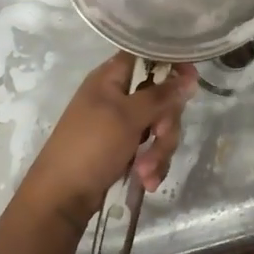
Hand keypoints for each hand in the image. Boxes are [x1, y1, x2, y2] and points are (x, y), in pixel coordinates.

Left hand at [17, 53, 198, 226]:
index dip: (171, 64)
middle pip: (161, 96)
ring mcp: (121, 124)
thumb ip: (160, 95)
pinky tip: (147, 181)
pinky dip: (152, 164)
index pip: (147, 56)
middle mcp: (117, 96)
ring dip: (159, 150)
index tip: (191, 81)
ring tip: (147, 172)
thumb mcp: (127, 117)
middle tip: (159, 136)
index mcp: (111, 78)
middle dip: (166, 123)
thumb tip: (190, 77)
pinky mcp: (125, 148)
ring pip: (160, 126)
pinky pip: (151, 148)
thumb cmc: (91, 146)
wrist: (62, 197)